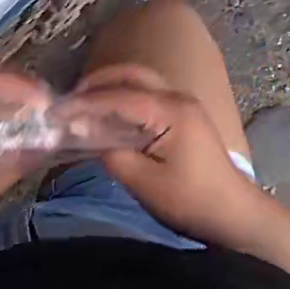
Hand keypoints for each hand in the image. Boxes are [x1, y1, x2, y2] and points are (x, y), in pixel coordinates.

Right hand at [68, 65, 273, 248]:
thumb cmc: (190, 201)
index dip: (84, 102)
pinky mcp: (186, 114)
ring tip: (82, 103)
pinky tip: (109, 113)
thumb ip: (111, 152)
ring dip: (112, 86)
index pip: (119, 96)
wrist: (233, 213)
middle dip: (97, 82)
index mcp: (171, 110)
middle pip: (132, 75)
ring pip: (142, 81)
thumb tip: (84, 132)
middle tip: (68, 100)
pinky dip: (126, 96)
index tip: (56, 111)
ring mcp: (185, 103)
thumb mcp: (144, 183)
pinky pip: (150, 94)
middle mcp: (179, 97)